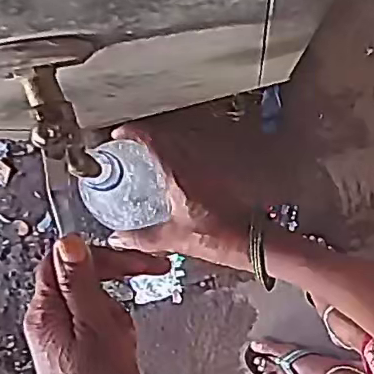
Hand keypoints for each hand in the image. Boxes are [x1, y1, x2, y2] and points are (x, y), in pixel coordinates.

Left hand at [23, 235, 170, 373]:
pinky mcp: (77, 347)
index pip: (65, 258)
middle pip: (80, 275)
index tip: (139, 258)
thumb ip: (82, 283)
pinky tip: (123, 345)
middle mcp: (48, 318)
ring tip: (126, 334)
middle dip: (117, 275)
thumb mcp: (96, 326)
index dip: (103, 252)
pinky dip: (116, 326)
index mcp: (46, 310)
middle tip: (155, 272)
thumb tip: (69, 242)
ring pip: (95, 298)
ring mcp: (62, 333)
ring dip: (117, 307)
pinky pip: (99, 321)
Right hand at [108, 122, 251, 270]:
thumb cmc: (220, 237)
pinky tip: (184, 175)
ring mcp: (214, 167)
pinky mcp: (227, 175)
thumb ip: (142, 238)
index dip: (133, 132)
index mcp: (179, 174)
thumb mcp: (174, 239)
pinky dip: (189, 158)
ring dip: (170, 146)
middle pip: (169, 137)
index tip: (120, 134)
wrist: (253, 241)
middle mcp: (197, 164)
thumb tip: (119, 238)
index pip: (152, 139)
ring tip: (156, 158)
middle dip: (150, 138)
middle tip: (135, 148)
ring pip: (187, 144)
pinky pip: (203, 157)